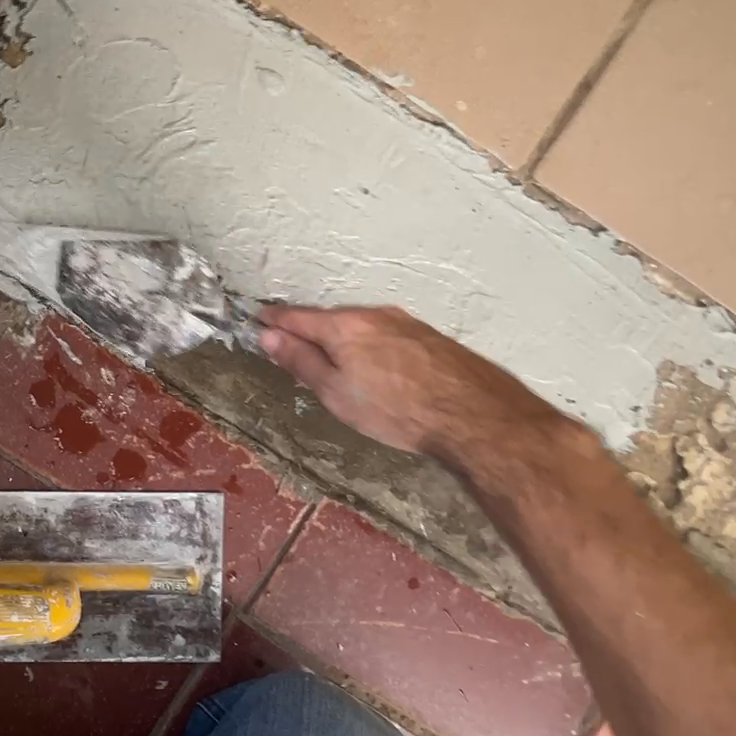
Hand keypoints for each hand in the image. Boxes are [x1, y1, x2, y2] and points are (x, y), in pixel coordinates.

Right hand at [257, 305, 566, 456]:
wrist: (480, 420)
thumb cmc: (396, 410)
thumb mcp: (335, 392)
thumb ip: (300, 360)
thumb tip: (268, 336)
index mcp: (344, 325)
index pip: (295, 316)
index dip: (272, 320)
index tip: (256, 321)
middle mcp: (375, 315)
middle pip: (329, 320)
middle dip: (308, 332)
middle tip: (292, 352)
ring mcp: (407, 324)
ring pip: (360, 327)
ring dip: (341, 340)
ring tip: (335, 365)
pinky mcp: (431, 339)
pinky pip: (385, 336)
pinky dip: (369, 346)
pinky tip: (376, 371)